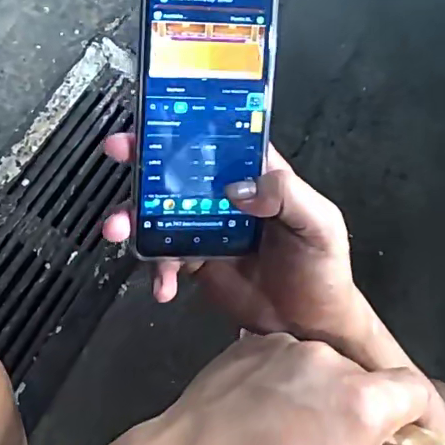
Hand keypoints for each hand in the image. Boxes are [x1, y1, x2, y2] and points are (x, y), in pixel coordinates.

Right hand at [101, 134, 402, 367]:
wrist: (311, 325)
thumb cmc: (325, 268)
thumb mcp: (319, 224)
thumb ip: (286, 196)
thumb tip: (240, 186)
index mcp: (261, 176)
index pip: (224, 140)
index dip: (192, 126)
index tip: (160, 118)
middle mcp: (231, 196)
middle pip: (182, 169)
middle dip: (146, 159)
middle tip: (121, 151)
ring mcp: (211, 228)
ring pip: (163, 212)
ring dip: (135, 217)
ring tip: (118, 229)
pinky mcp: (199, 260)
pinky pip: (166, 256)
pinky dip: (156, 269)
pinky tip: (162, 284)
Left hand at [138, 333, 431, 444]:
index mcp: (361, 401)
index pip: (413, 389)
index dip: (413, 415)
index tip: (398, 441)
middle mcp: (327, 360)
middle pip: (363, 379)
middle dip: (358, 410)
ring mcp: (284, 347)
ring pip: (320, 368)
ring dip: (316, 394)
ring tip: (284, 433)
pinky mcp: (249, 345)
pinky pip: (282, 360)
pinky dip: (280, 381)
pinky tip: (255, 415)